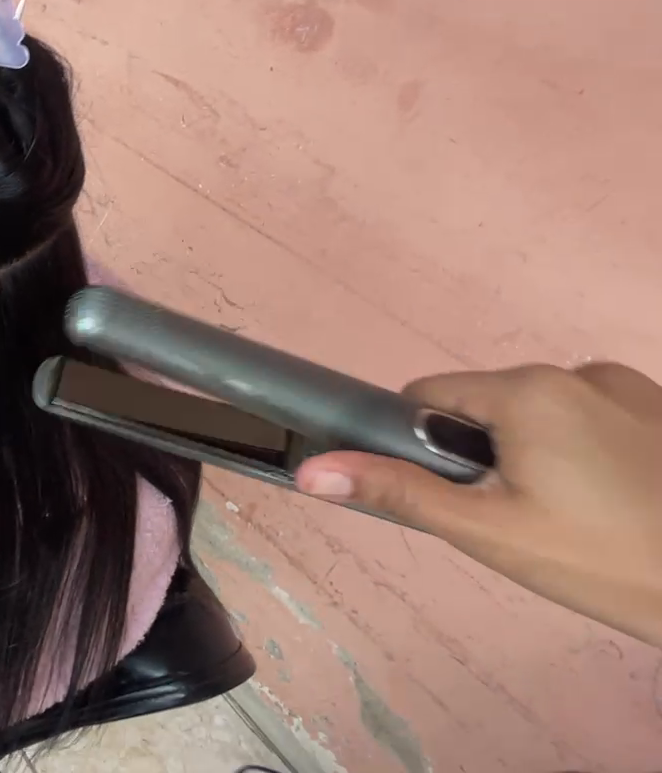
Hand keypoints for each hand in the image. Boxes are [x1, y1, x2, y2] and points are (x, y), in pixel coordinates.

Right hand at [295, 363, 661, 646]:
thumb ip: (394, 490)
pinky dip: (593, 447)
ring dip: (538, 447)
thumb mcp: (488, 532)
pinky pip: (596, 416)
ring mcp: (639, 389)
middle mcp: (579, 372)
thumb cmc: (608, 561)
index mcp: (526, 390)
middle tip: (522, 513)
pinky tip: (624, 497)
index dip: (425, 444)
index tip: (464, 491)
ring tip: (580, 511)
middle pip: (484, 403)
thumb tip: (306, 470)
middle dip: (484, 449)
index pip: (426, 397)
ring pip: (540, 410)